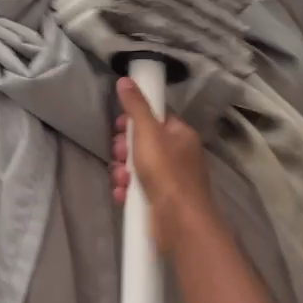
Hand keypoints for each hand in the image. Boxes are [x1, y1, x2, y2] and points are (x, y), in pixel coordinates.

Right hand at [113, 76, 216, 252]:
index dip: (134, 119)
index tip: (121, 126)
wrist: (180, 222)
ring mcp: (171, 178)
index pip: (156, 116)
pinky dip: (127, 188)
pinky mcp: (162, 198)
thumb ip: (135, 106)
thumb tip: (126, 80)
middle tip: (121, 153)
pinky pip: (137, 185)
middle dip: (124, 148)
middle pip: (142, 141)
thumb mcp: (147, 133)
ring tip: (122, 178)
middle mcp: (179, 154)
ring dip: (123, 170)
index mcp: (181, 135)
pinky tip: (123, 193)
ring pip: (137, 164)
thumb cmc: (166, 172)